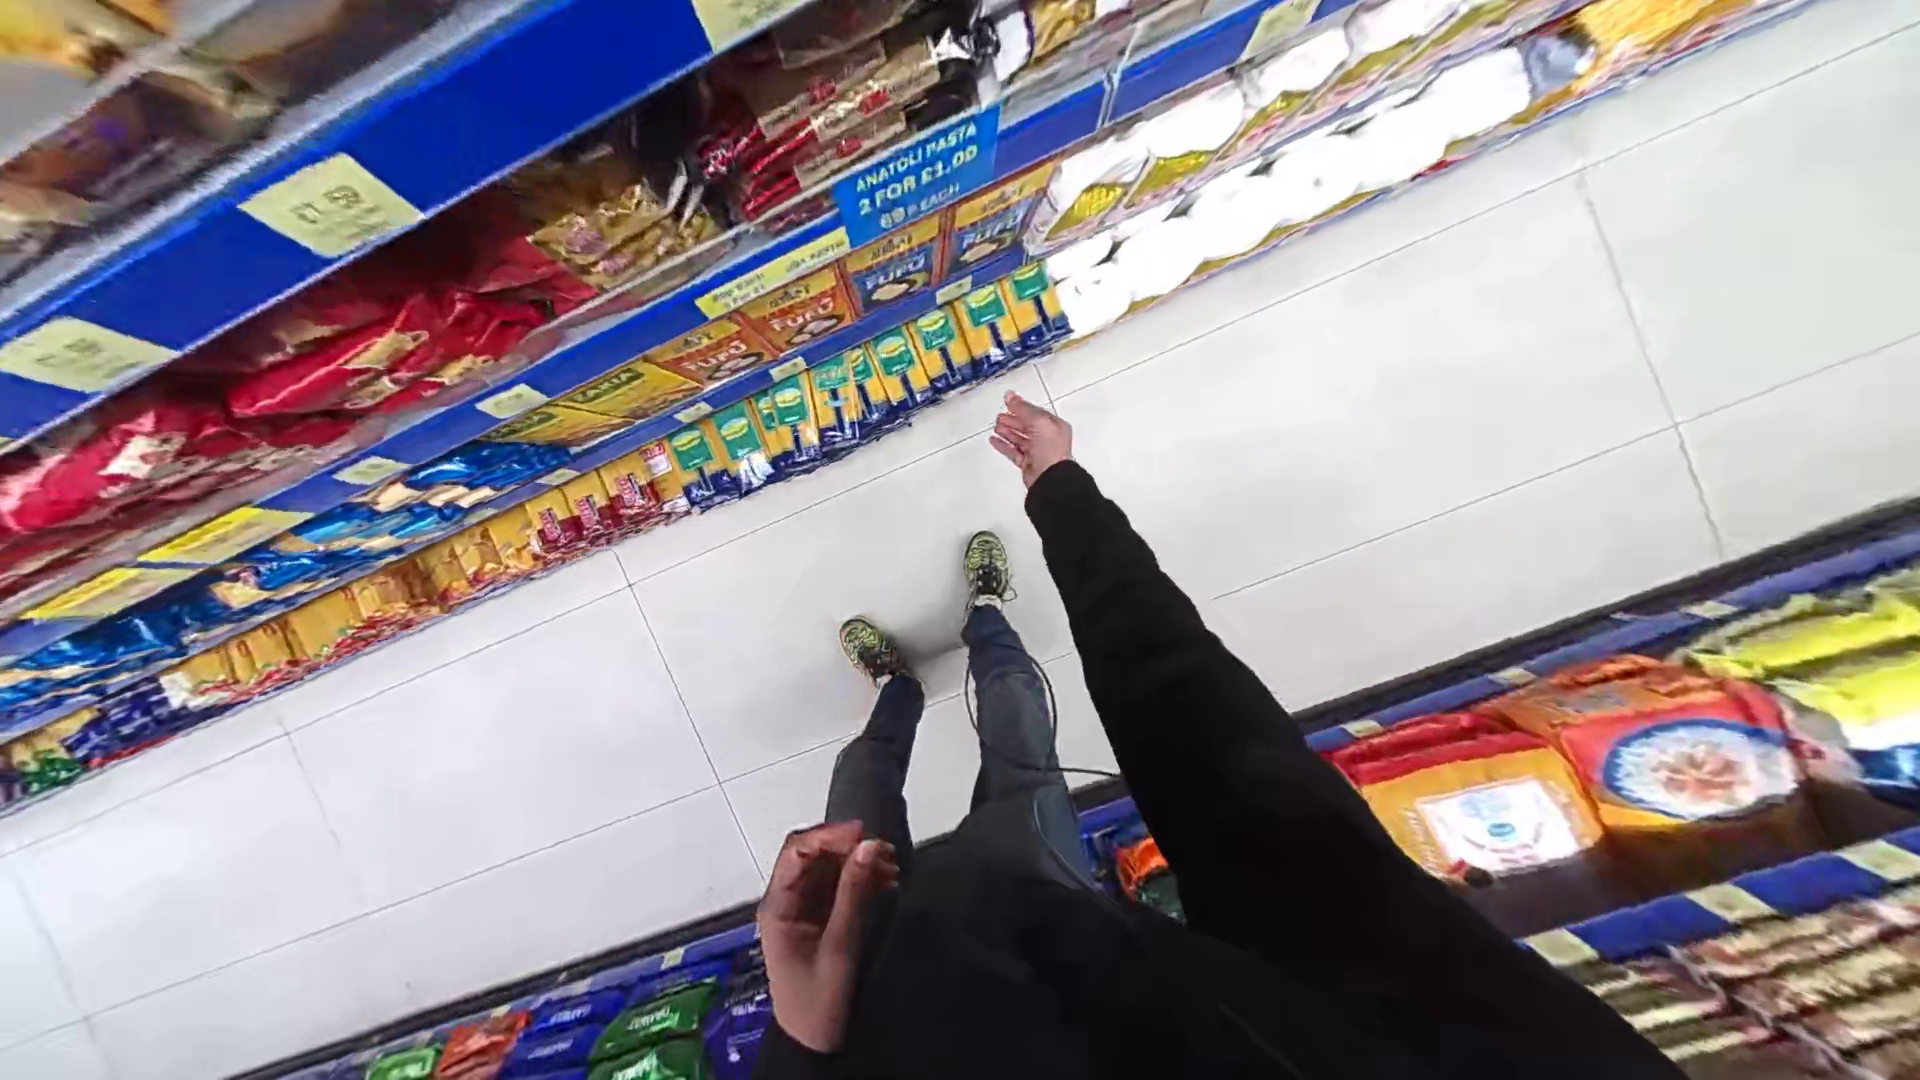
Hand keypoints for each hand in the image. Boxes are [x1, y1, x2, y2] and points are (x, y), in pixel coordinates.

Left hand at [757, 821, 899, 1052]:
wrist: (816, 1046)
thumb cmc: (818, 1003)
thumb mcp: (839, 946)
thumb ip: (853, 892)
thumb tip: (869, 845)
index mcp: (778, 906)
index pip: (796, 851)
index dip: (827, 835)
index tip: (861, 833)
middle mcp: (788, 898)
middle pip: (815, 852)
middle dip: (848, 845)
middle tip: (881, 849)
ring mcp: (805, 903)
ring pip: (831, 863)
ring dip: (860, 858)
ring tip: (890, 864)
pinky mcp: (823, 911)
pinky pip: (841, 879)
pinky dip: (863, 874)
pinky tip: (886, 878)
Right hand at [990, 391, 1072, 487]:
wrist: (1049, 476)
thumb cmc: (1049, 447)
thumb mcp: (1037, 421)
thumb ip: (1022, 408)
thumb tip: (1010, 396)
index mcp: (1054, 426)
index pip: (1036, 414)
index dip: (1022, 408)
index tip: (1008, 403)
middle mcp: (1047, 438)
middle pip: (1027, 426)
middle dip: (1013, 420)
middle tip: (999, 417)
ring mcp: (1037, 452)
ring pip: (1019, 439)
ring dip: (1007, 432)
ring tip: (995, 427)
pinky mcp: (1027, 464)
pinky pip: (1013, 452)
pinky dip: (1003, 445)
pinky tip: (994, 440)